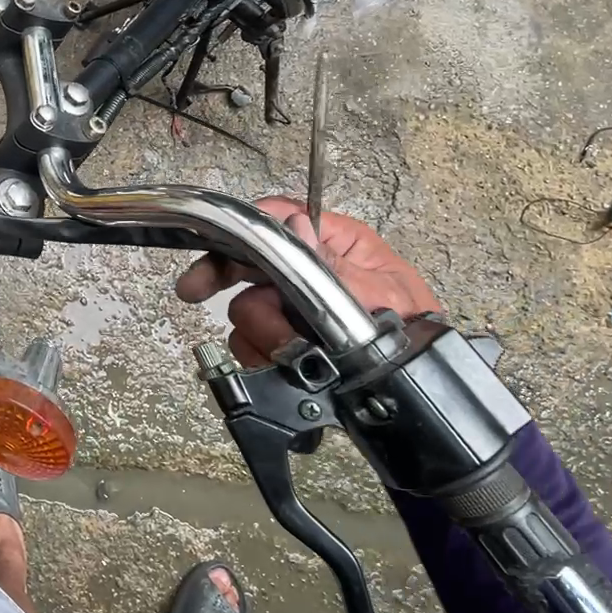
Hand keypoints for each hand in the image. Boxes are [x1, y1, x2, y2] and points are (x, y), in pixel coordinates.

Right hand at [175, 196, 440, 366]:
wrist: (420, 397)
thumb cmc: (415, 336)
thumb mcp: (384, 296)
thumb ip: (335, 265)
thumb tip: (296, 224)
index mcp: (336, 244)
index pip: (282, 216)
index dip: (248, 226)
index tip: (218, 240)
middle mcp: (308, 269)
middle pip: (246, 258)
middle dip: (221, 278)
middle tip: (191, 290)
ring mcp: (292, 305)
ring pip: (244, 307)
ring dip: (259, 332)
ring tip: (288, 353)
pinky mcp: (284, 337)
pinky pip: (249, 340)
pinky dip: (259, 355)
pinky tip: (280, 366)